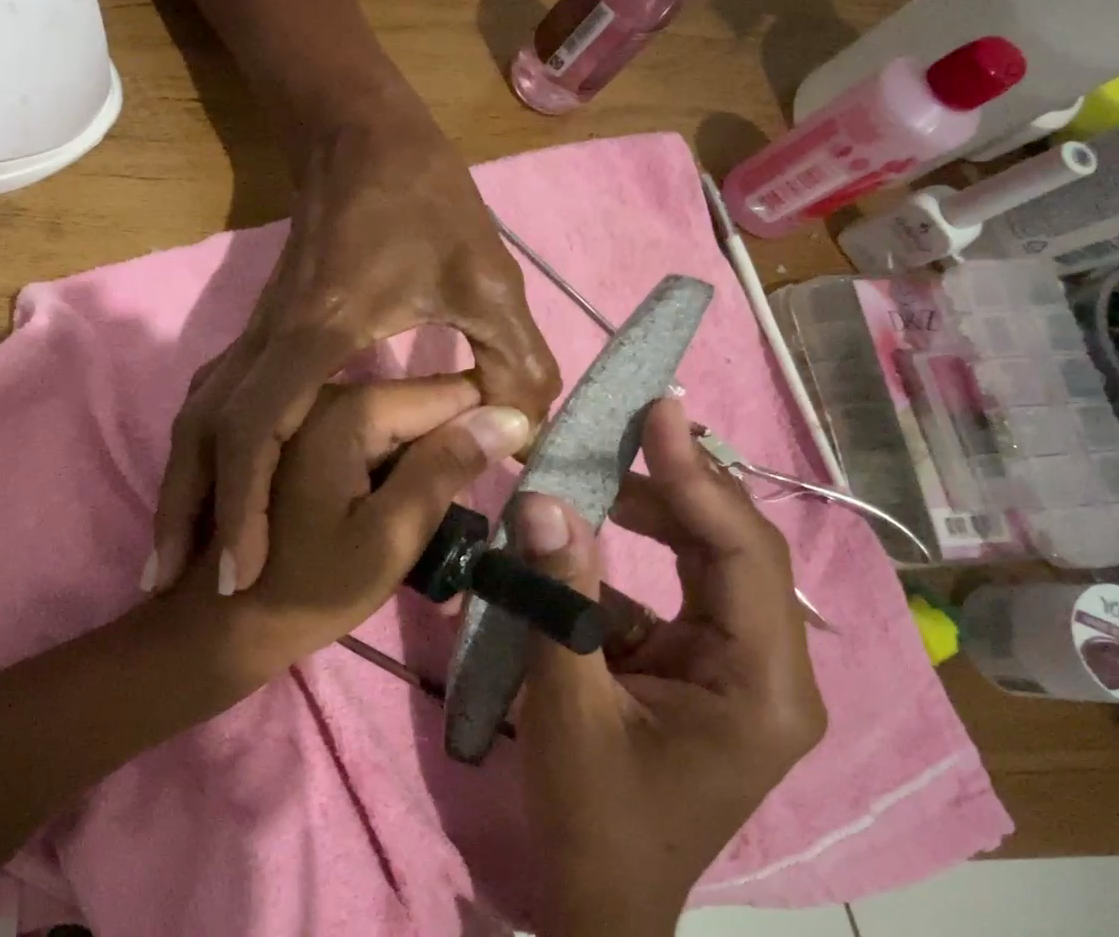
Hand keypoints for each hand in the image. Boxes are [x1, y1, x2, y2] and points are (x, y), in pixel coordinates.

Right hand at [147, 94, 560, 595]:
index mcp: (315, 334)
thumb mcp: (486, 280)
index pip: (259, 429)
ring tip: (168, 556)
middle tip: (169, 586)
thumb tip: (516, 444)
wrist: (360, 139)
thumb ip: (512, 364)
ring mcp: (248, 338)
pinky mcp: (250, 336)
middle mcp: (263, 344)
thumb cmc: (425, 205)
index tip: (242, 575)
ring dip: (178, 488)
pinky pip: (207, 407)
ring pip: (194, 421)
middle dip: (187, 514)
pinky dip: (197, 458)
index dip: (246, 506)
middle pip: (204, 436)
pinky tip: (199, 493)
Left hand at [174, 376, 530, 673]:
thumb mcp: (389, 538)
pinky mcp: (282, 435)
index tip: (501, 474)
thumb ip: (445, 470)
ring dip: (404, 466)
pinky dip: (368, 467)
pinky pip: (349, 435)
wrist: (215, 620)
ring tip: (408, 524)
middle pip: (412, 406)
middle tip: (449, 517)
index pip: (448, 393)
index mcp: (344, 408)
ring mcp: (293, 411)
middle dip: (441, 452)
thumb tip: (509, 415)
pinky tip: (366, 512)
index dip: (485, 430)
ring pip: (383, 422)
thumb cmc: (306, 590)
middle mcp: (314, 391)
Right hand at [516, 400, 826, 936]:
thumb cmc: (594, 811)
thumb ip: (558, 598)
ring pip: (694, 572)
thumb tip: (539, 500)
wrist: (598, 896)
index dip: (698, 478)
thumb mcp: (567, 701)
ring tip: (585, 474)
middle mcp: (763, 669)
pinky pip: (658, 604)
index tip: (659, 413)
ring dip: (641, 523)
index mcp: (762, 683)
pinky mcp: (690, 677)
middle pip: (728, 553)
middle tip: (620, 429)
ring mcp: (728, 673)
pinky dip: (611, 572)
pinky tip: (564, 546)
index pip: (739, 556)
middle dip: (672, 489)